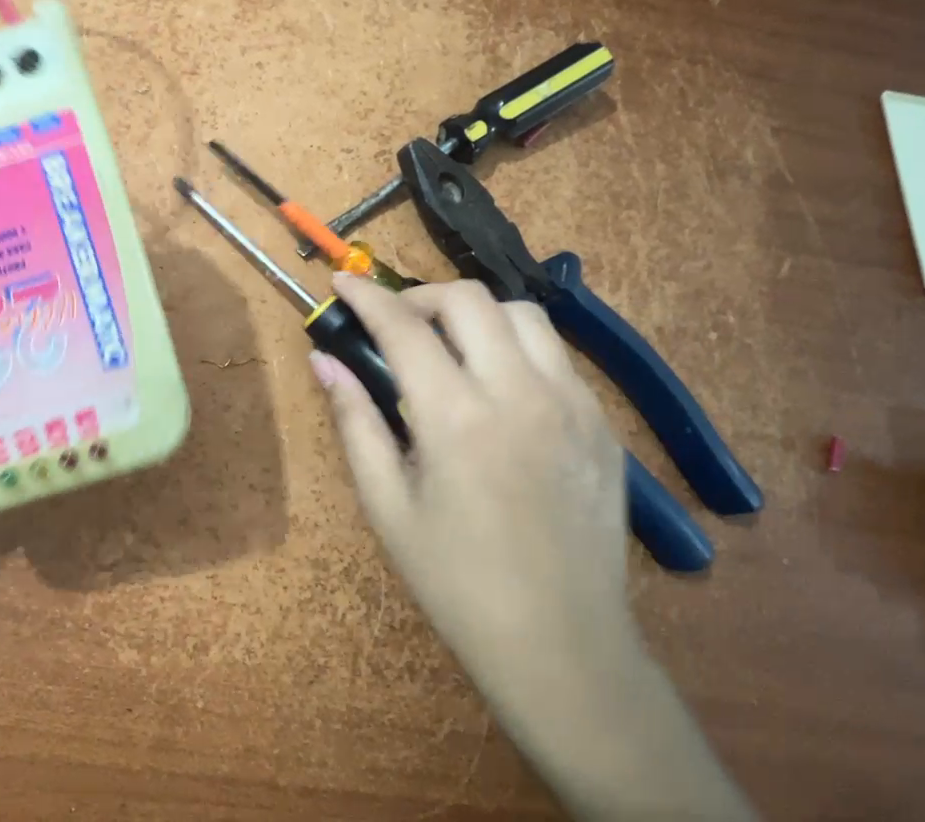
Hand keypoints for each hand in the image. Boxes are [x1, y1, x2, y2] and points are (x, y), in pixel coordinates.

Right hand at [310, 275, 638, 692]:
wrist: (559, 642)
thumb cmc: (453, 578)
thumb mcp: (386, 503)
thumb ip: (354, 421)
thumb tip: (323, 361)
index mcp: (456, 417)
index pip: (404, 326)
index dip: (367, 296)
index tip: (341, 282)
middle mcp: (520, 394)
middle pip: (470, 300)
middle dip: (421, 296)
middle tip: (393, 324)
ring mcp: (573, 406)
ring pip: (524, 315)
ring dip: (476, 315)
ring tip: (448, 349)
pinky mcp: (601, 425)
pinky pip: (557, 358)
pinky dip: (516, 349)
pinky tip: (495, 389)